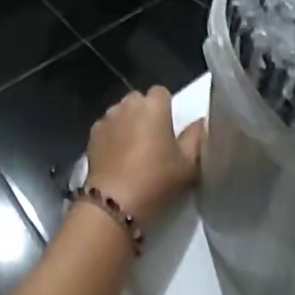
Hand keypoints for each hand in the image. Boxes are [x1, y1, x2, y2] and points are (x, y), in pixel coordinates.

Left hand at [84, 88, 205, 223]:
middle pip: (139, 100)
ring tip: (133, 149)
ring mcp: (107, 118)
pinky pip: (107, 126)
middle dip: (145, 113)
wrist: (114, 202)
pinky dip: (112, 135)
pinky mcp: (92, 133)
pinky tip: (116, 157)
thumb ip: (196, 137)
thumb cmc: (156, 181)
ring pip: (121, 112)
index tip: (169, 129)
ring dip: (128, 122)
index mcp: (153, 107)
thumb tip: (201, 121)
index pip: (161, 92)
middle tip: (153, 140)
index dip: (166, 107)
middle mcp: (128, 105)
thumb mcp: (187, 164)